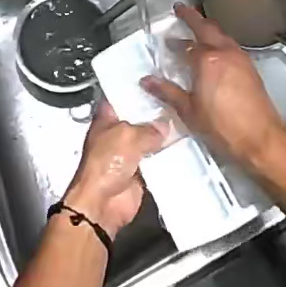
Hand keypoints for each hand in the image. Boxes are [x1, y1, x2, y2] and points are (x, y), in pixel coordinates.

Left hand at [61, 100, 170, 232]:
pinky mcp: (139, 174)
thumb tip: (163, 126)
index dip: (133, 92)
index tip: (151, 83)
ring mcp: (127, 155)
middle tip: (175, 103)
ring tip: (183, 123)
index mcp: (106, 121)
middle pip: (137, 120)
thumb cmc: (105, 164)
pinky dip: (166, 158)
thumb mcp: (128, 136)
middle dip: (153, 115)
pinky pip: (155, 162)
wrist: (103, 204)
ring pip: (148, 141)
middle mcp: (116, 136)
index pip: (119, 100)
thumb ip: (148, 129)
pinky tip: (182, 148)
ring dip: (162, 138)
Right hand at [141, 3, 285, 171]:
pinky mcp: (251, 68)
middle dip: (193, 17)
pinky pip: (232, 46)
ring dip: (208, 29)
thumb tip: (148, 81)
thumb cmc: (225, 127)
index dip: (175, 43)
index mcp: (207, 60)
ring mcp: (241, 59)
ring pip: (221, 35)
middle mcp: (225, 53)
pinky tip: (216, 53)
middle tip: (181, 9)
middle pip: (207, 27)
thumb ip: (167, 92)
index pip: (186, 44)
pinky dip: (220, 42)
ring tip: (199, 28)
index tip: (167, 42)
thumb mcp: (188, 111)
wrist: (261, 139)